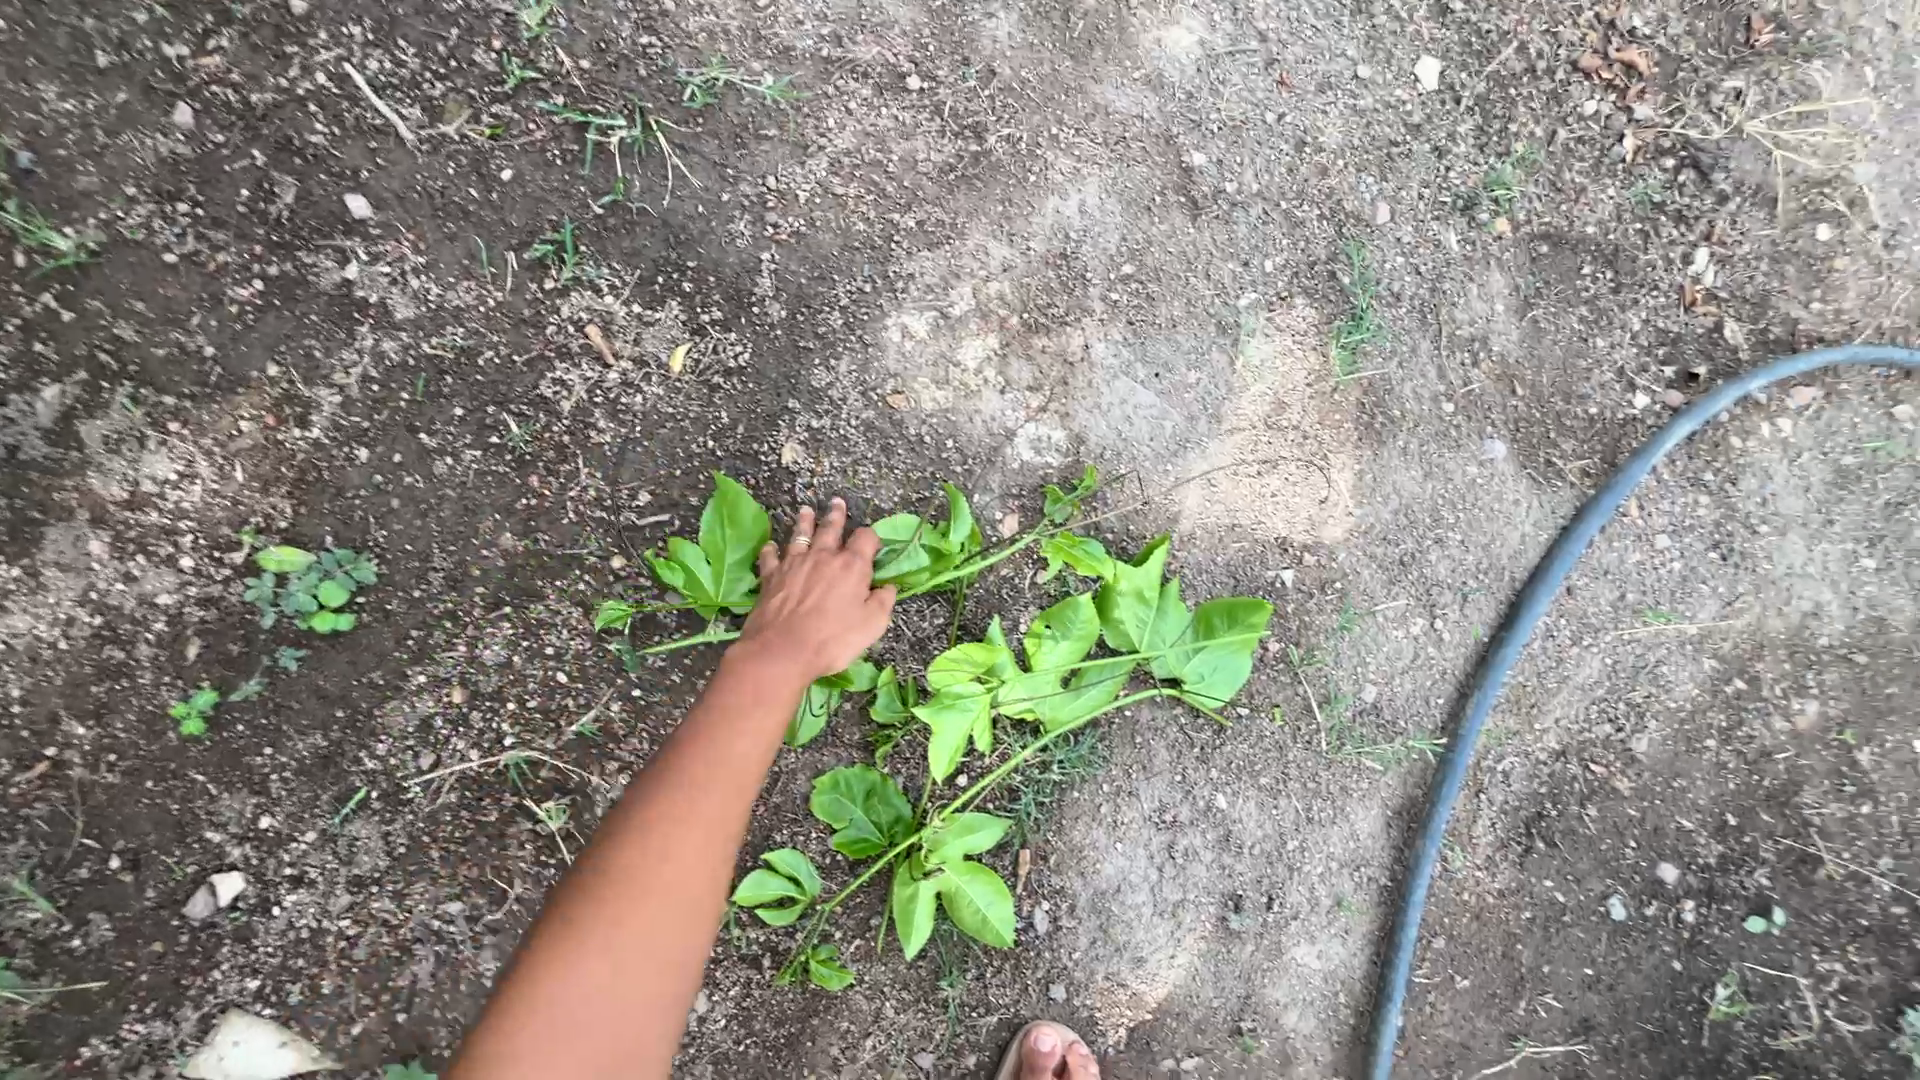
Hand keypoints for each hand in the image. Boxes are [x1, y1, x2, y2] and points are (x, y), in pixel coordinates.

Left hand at [733, 497, 895, 683]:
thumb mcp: (872, 625)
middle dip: (836, 515)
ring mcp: (794, 564)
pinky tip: (770, 546)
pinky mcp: (771, 576)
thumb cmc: (833, 639)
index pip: (865, 538)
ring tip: (806, 510)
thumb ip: (883, 602)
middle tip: (836, 502)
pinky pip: (770, 557)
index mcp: (851, 566)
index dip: (872, 537)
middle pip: (830, 529)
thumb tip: (888, 587)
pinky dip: (771, 550)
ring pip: (800, 536)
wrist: (782, 650)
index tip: (873, 541)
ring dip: (804, 522)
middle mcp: (823, 557)